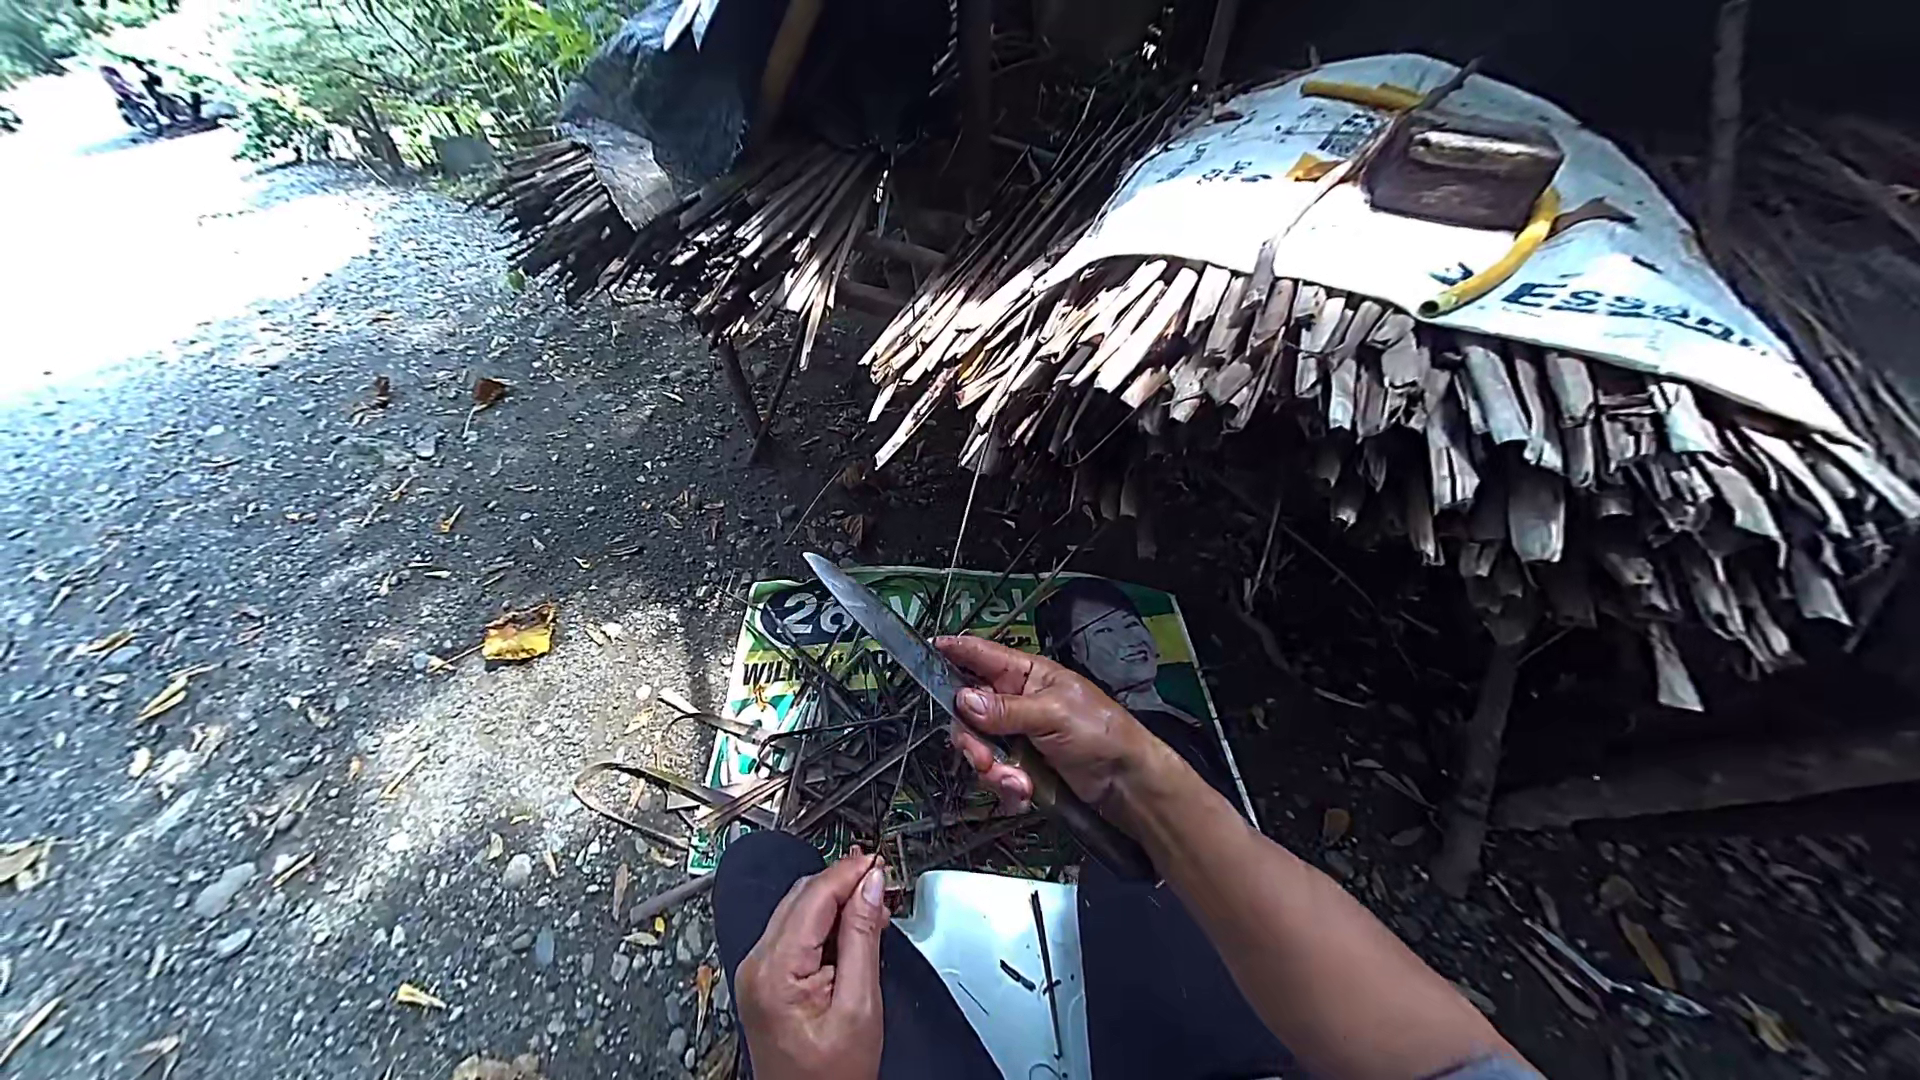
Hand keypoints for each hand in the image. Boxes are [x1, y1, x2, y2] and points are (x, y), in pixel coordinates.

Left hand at [735, 850, 888, 1079]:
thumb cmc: (832, 1079)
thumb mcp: (859, 1005)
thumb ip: (863, 935)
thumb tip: (870, 883)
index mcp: (775, 970)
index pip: (815, 894)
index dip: (850, 871)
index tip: (878, 862)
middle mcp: (757, 964)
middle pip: (805, 894)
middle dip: (845, 883)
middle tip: (880, 883)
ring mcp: (758, 970)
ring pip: (801, 906)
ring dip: (837, 899)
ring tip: (872, 908)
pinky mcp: (766, 975)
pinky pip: (797, 928)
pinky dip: (826, 919)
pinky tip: (851, 927)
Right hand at [935, 635, 1155, 814]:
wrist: (1126, 783)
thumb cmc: (1102, 732)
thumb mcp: (1053, 713)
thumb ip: (1007, 709)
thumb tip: (965, 700)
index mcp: (1027, 674)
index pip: (983, 654)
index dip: (955, 650)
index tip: (930, 648)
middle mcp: (1016, 700)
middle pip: (969, 710)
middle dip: (972, 739)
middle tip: (984, 759)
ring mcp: (1017, 733)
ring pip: (979, 745)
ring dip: (992, 768)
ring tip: (1015, 782)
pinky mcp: (1021, 763)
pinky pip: (994, 772)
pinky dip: (1004, 785)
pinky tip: (1022, 792)